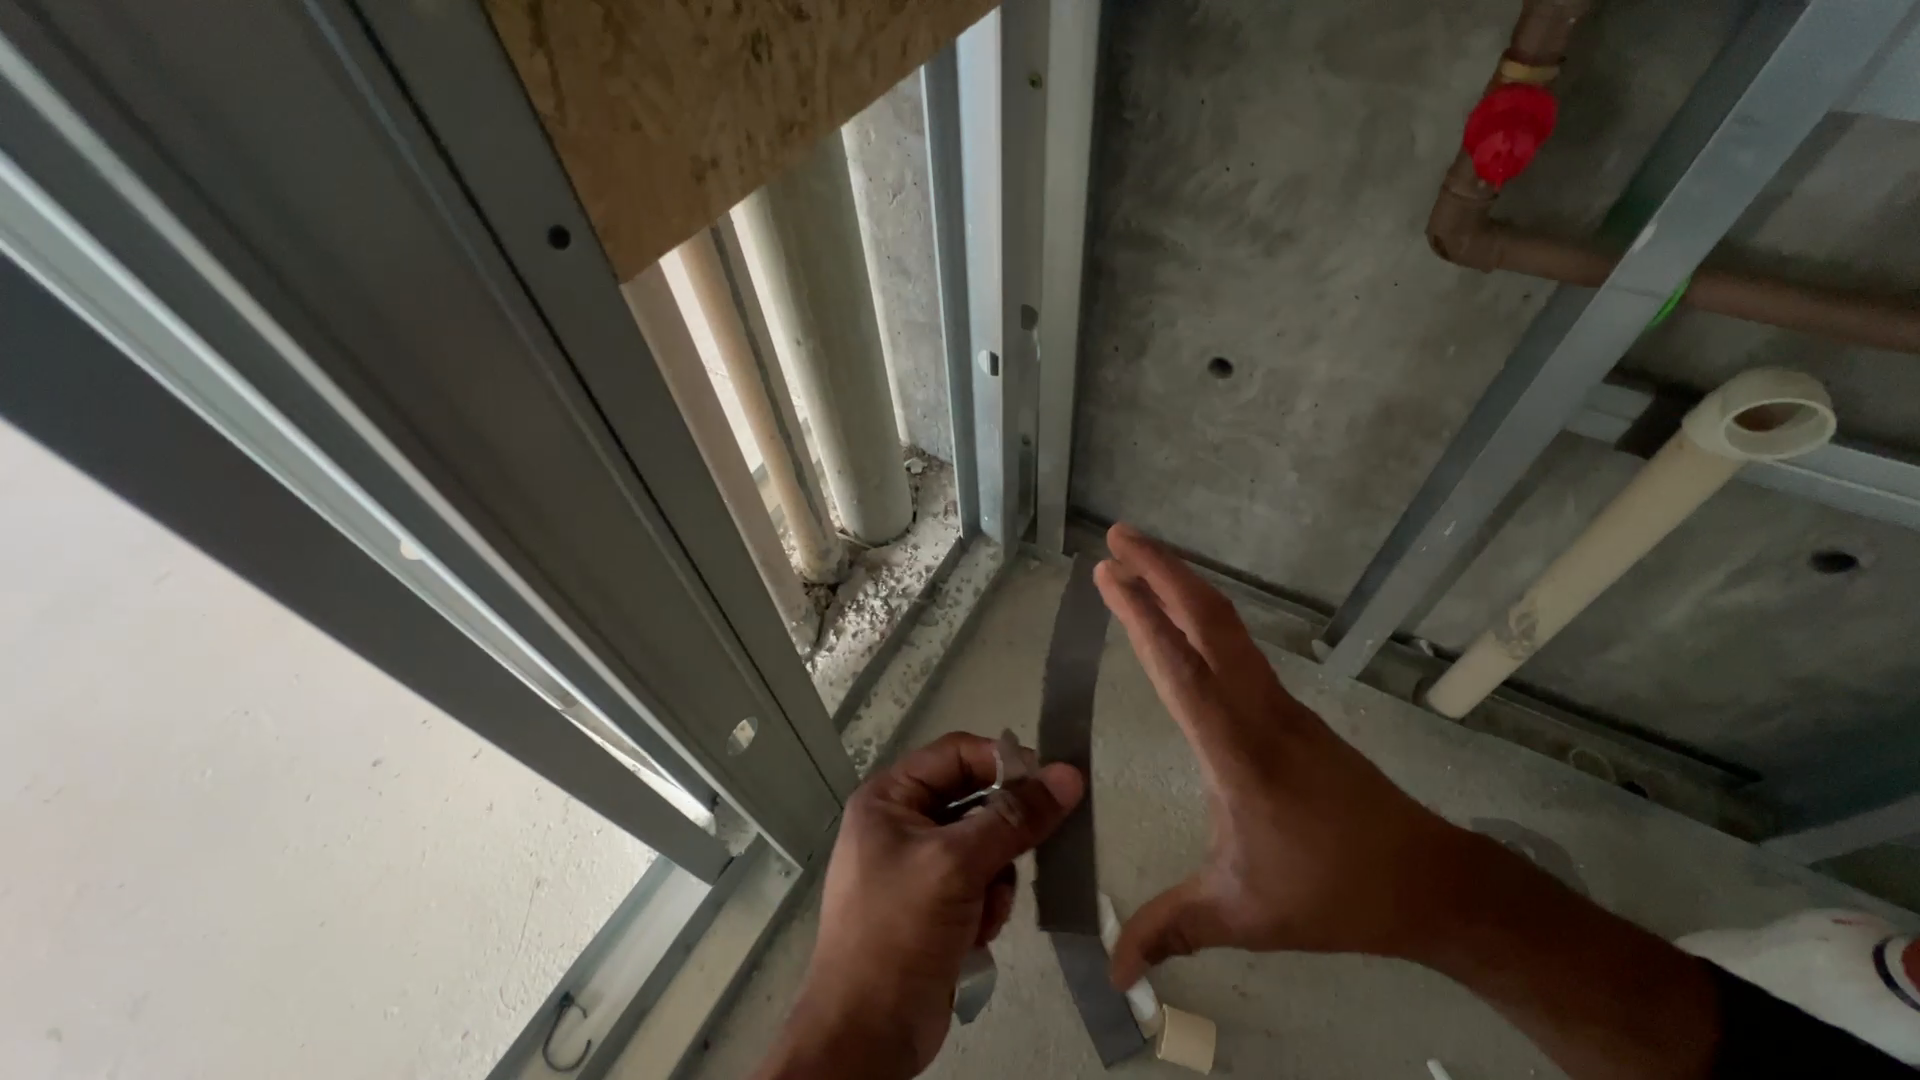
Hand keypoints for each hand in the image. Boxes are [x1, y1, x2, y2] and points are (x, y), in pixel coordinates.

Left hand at [758, 732, 1084, 1079]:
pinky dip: (989, 903)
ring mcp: (919, 866)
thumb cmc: (898, 931)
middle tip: (1027, 850)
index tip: (1048, 784)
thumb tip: (1068, 775)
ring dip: (997, 876)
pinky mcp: (936, 904)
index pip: (956, 754)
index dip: (1002, 762)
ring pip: (986, 844)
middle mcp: (902, 823)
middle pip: (975, 800)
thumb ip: (1014, 818)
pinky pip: (982, 882)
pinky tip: (978, 930)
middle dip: (1001, 833)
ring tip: (985, 906)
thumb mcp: (957, 865)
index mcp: (889, 798)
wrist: (867, 1031)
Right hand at [1094, 523, 1477, 987]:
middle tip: (1117, 536)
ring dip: (1184, 585)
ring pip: (1228, 626)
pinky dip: (1204, 614)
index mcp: (1237, 751)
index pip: (1180, 671)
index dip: (1141, 619)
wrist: (1430, 881)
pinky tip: (1186, 617)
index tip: (1108, 573)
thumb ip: (1170, 930)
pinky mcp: (1292, 711)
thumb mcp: (1242, 914)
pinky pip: (1239, 646)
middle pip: (1210, 621)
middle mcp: (1258, 712)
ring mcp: (1280, 705)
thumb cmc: (1331, 892)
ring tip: (1140, 559)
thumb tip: (1111, 974)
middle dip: (1163, 570)